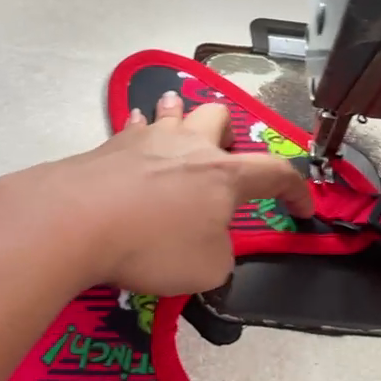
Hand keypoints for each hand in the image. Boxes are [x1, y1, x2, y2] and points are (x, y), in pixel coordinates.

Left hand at [0, 91, 312, 295]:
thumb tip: (208, 241)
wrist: (76, 221)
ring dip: (180, 119)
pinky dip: (138, 135)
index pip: (275, 173)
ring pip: (172, 111)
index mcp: (224, 175)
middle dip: (227, 136)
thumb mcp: (207, 269)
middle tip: (218, 163)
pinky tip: (131, 145)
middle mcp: (189, 146)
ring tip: (178, 129)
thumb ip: (219, 253)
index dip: (296, 191)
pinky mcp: (108, 147)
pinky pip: (131, 129)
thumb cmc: (152, 245)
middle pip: (218, 117)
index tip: (303, 209)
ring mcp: (145, 140)